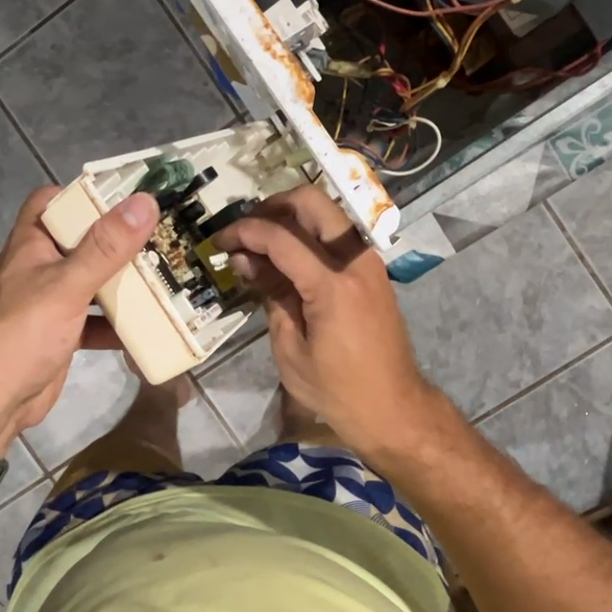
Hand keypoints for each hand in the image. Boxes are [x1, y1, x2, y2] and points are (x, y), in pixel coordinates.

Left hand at [0, 188, 159, 458]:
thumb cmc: (20, 335)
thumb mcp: (65, 286)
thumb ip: (105, 247)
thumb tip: (145, 202)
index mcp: (31, 244)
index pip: (51, 201)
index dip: (84, 194)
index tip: (128, 197)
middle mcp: (39, 268)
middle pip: (81, 241)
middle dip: (118, 240)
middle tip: (164, 235)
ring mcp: (50, 303)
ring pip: (92, 282)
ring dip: (123, 282)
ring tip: (167, 273)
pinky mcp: (61, 335)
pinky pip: (95, 321)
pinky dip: (118, 324)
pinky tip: (149, 327)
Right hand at [212, 185, 445, 459]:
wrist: (393, 407)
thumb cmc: (336, 390)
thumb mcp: (290, 349)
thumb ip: (270, 294)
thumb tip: (245, 260)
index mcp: (333, 286)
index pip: (281, 237)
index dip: (245, 232)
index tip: (219, 241)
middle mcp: (356, 262)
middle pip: (313, 203)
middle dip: (274, 206)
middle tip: (246, 230)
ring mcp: (370, 263)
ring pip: (329, 213)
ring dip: (293, 217)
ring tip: (262, 243)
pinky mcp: (374, 272)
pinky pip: (339, 236)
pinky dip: (311, 234)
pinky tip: (288, 258)